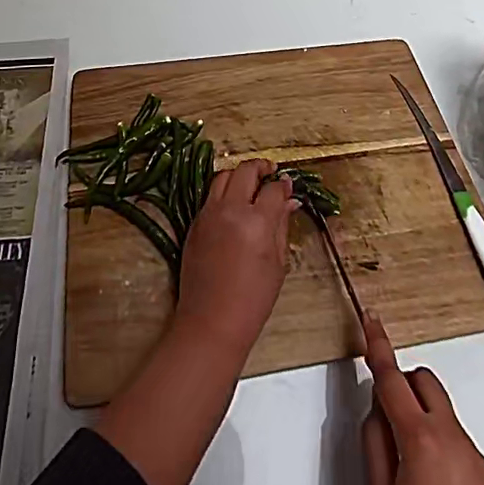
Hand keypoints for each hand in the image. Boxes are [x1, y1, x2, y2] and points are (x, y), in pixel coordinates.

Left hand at [174, 159, 295, 350]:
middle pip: (244, 171)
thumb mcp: (278, 263)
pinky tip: (233, 203)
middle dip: (260, 168)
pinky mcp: (194, 221)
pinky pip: (210, 196)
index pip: (272, 189)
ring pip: (222, 177)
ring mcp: (208, 213)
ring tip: (251, 184)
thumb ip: (281, 226)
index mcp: (256, 221)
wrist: (212, 317)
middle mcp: (229, 209)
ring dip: (238, 175)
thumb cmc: (253, 298)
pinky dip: (223, 191)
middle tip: (271, 172)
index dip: (284, 185)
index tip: (289, 185)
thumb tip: (288, 202)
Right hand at [361, 311, 483, 484]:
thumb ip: (373, 442)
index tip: (372, 323)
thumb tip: (375, 412)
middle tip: (382, 402)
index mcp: (422, 439)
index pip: (392, 377)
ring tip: (401, 457)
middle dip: (401, 382)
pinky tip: (424, 475)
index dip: (377, 344)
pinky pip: (457, 441)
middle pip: (425, 382)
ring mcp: (477, 461)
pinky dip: (437, 441)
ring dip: (419, 415)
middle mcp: (455, 442)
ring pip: (442, 412)